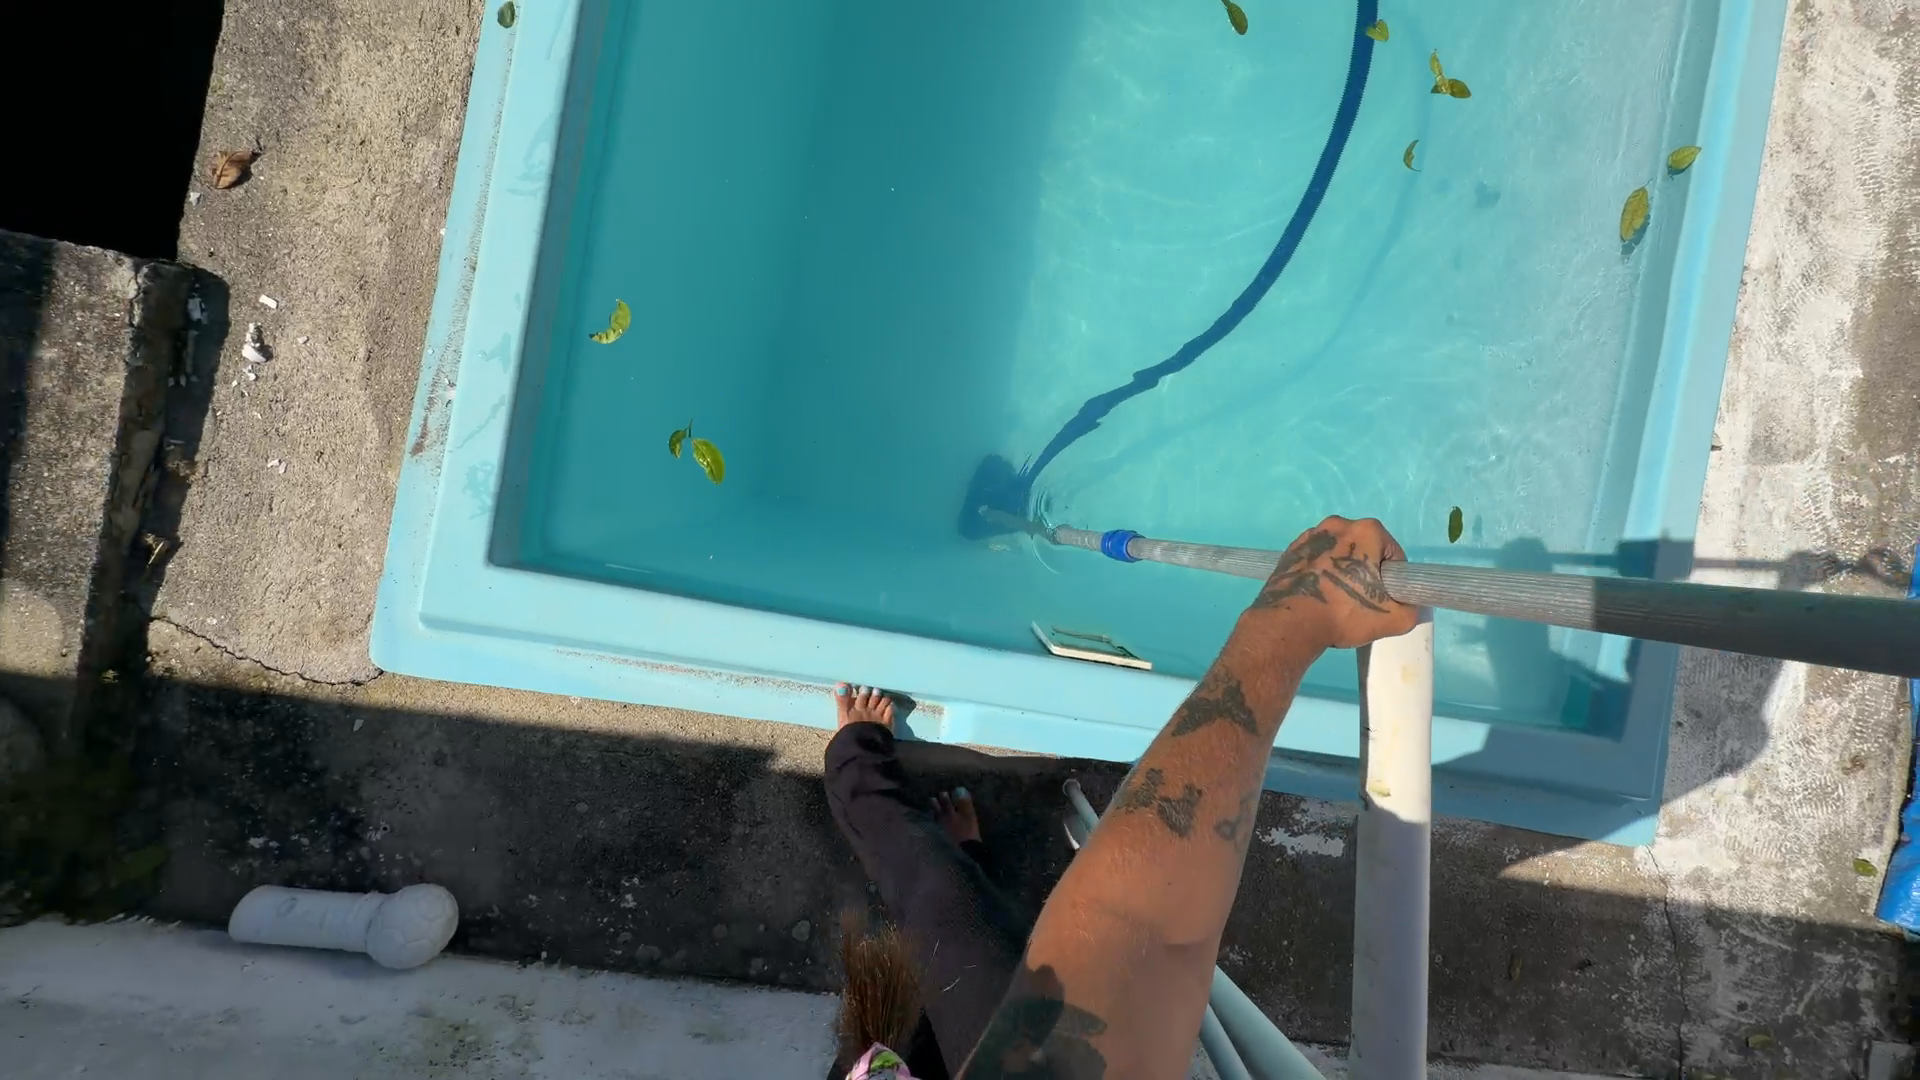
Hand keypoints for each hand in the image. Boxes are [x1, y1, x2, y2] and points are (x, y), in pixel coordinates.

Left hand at [1245, 516, 1418, 648]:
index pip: (1392, 553)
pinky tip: (1317, 592)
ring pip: (1337, 553)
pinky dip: (1319, 571)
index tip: (1382, 595)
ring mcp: (1308, 536)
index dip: (1392, 577)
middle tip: (1360, 597)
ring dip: (1340, 569)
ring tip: (1336, 597)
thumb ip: (1413, 607)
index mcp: (1365, 530)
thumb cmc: (1344, 614)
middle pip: (1363, 549)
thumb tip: (1408, 604)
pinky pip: (1314, 559)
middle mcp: (1335, 525)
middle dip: (1365, 569)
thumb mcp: (1396, 618)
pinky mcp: (1288, 550)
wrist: (1289, 622)